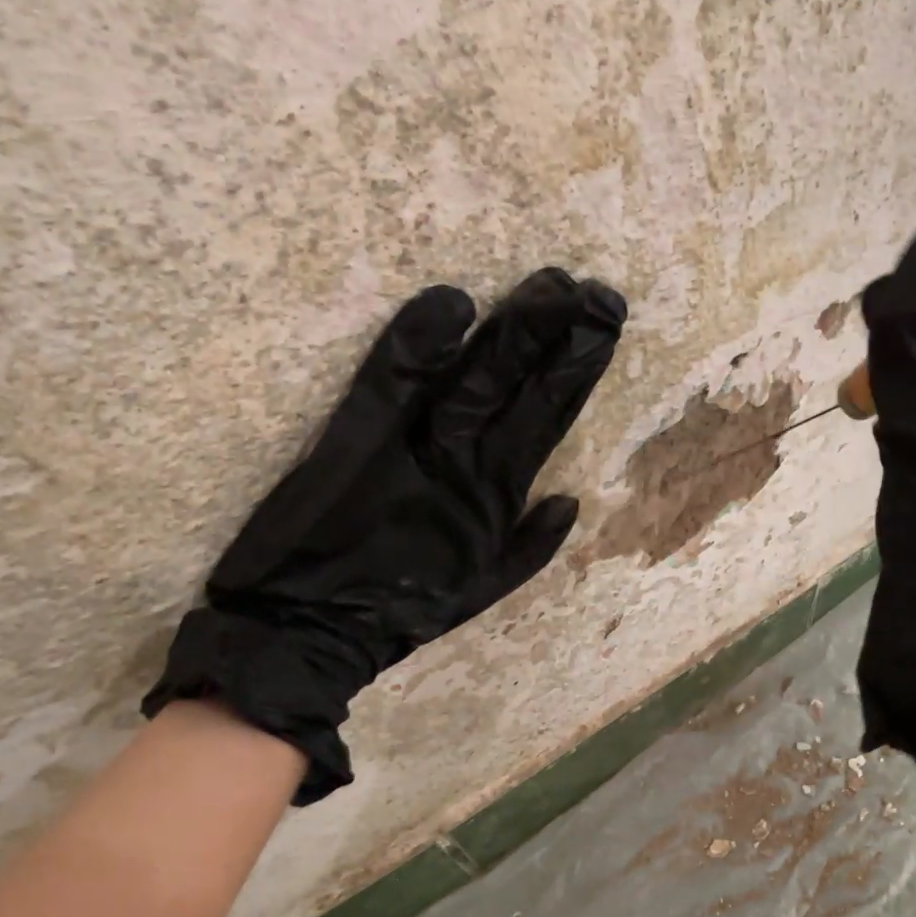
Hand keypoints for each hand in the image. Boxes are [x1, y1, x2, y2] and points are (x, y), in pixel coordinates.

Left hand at [143, 268, 624, 803]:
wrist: (310, 632)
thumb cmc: (398, 611)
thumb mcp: (481, 590)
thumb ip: (530, 546)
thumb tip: (571, 500)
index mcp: (497, 496)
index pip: (550, 415)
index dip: (580, 366)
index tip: (605, 319)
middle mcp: (468, 462)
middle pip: (520, 384)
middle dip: (558, 333)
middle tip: (592, 289)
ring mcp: (417, 446)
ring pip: (477, 375)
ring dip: (515, 329)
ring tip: (550, 285)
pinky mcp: (358, 437)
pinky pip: (393, 378)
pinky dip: (420, 341)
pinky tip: (453, 301)